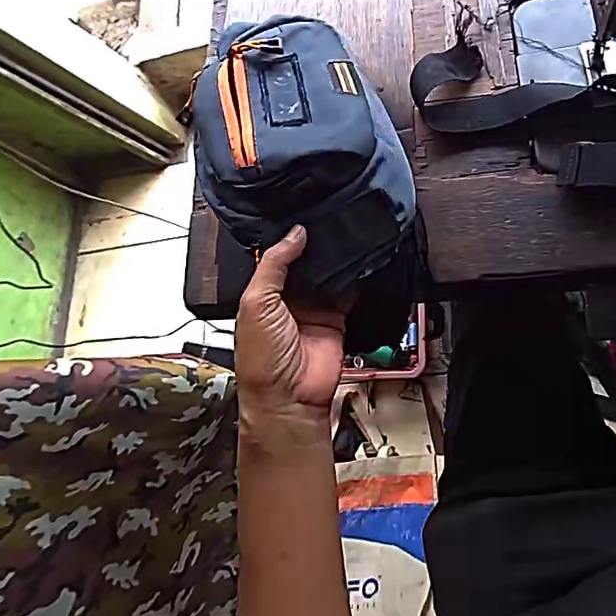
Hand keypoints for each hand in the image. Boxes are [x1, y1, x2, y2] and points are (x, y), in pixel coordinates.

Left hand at [234, 226, 347, 449]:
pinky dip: (354, 280)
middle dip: (314, 247)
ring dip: (334, 261)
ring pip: (327, 275)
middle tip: (328, 221)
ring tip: (344, 235)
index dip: (288, 239)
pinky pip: (347, 293)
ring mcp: (312, 309)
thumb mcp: (257, 302)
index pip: (277, 257)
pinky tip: (358, 262)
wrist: (290, 397)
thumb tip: (295, 234)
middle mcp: (287, 298)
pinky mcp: (335, 318)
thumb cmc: (262, 359)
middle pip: (305, 264)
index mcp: (262, 293)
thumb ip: (275, 265)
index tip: (303, 218)